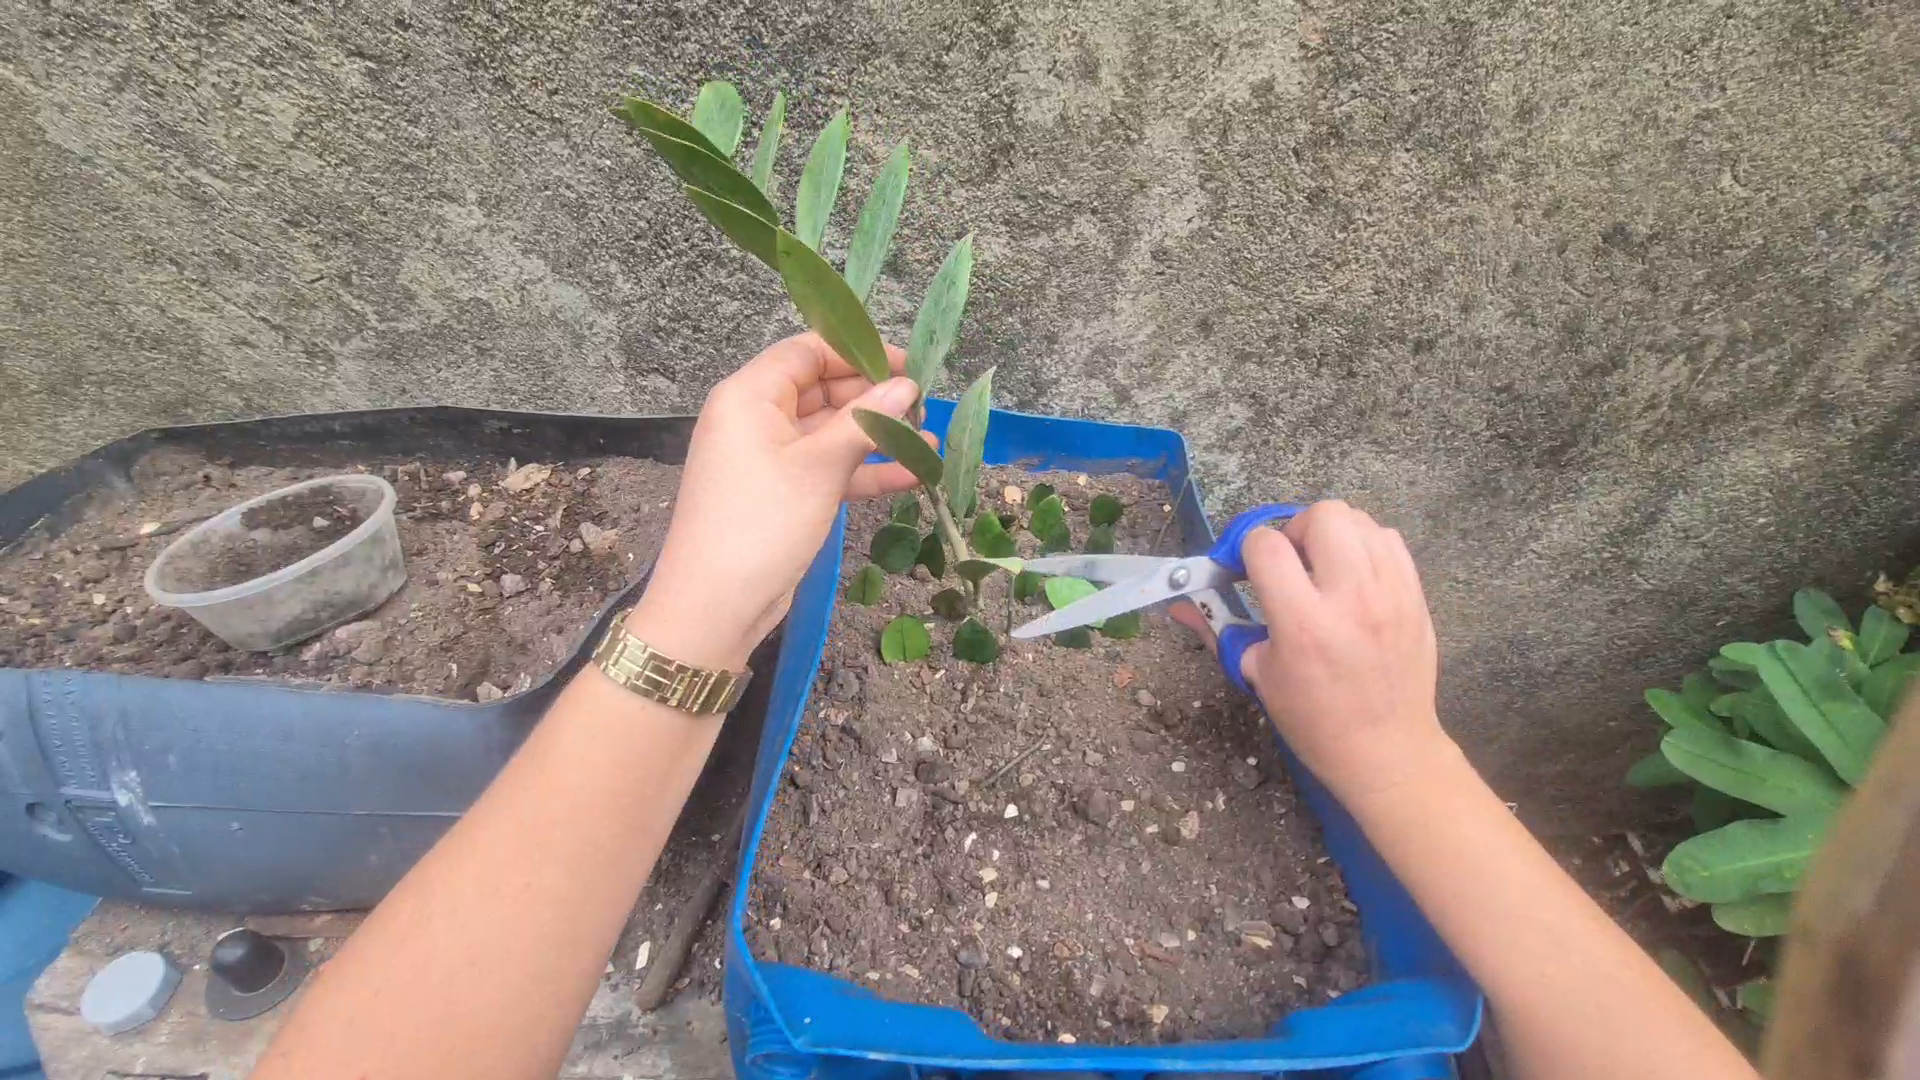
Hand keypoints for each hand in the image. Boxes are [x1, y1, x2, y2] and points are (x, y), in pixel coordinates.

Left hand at [624, 334, 925, 669]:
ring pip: (832, 434)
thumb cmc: (763, 522)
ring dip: (878, 440)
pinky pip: (829, 469)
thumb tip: (908, 386)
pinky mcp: (785, 493)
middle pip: (824, 391)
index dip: (858, 353)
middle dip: (875, 400)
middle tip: (925, 410)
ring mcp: (772, 458)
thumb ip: (865, 422)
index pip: (807, 352)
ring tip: (931, 445)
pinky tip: (911, 477)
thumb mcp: (818, 467)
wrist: (717, 605)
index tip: (909, 366)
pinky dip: (865, 473)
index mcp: (750, 396)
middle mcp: (758, 419)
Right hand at [1174, 500, 1453, 803]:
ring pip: (1359, 519)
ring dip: (1330, 533)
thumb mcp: (1257, 672)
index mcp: (1302, 623)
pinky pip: (1388, 539)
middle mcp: (1350, 599)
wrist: (1386, 750)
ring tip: (1321, 566)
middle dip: (1294, 529)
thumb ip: (1218, 628)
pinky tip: (1351, 575)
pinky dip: (1364, 545)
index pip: (1267, 546)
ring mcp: (1390, 593)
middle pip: (1323, 515)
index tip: (1245, 570)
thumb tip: (1177, 604)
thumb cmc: (1313, 719)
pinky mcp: (1415, 596)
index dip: (1247, 550)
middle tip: (1289, 562)